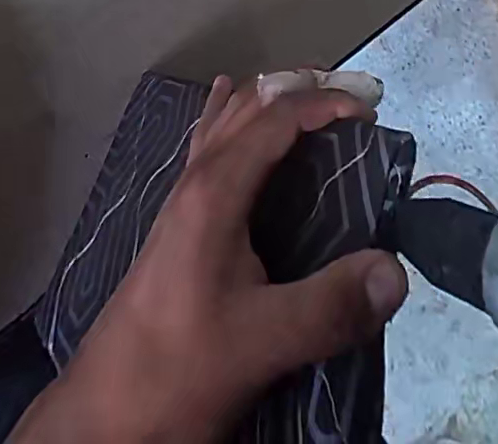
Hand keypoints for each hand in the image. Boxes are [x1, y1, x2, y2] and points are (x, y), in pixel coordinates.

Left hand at [11, 77, 409, 443]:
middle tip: (355, 96)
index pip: (278, 116)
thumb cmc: (176, 368)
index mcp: (216, 189)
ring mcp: (184, 194)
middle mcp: (199, 176)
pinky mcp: (179, 216)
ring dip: (275, 95)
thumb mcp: (260, 343)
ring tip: (316, 95)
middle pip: (254, 102)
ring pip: (229, 116)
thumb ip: (330, 306)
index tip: (370, 114)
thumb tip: (397, 270)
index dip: (327, 102)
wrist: (100, 418)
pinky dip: (231, 111)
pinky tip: (228, 96)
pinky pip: (207, 140)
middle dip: (306, 87)